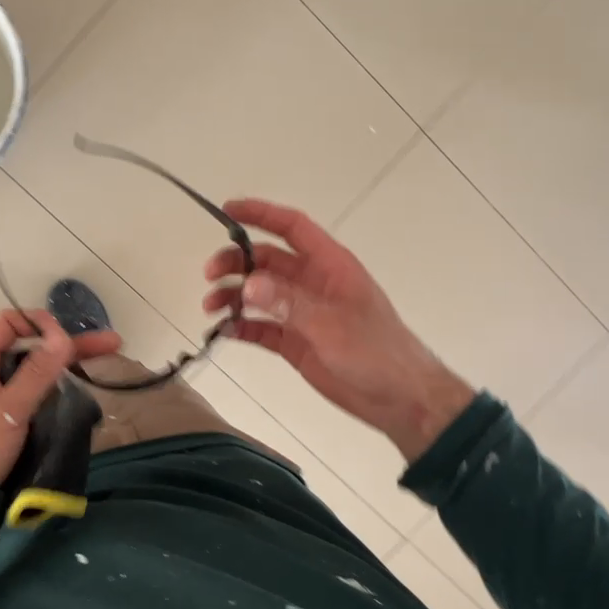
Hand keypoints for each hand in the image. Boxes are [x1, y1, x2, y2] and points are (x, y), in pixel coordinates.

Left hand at [0, 309, 122, 484]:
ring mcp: (2, 394)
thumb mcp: (9, 408)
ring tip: (107, 361)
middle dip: (69, 343)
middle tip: (111, 344)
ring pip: (39, 369)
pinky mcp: (13, 415)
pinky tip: (85, 384)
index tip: (66, 338)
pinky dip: (61, 384)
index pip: (10, 323)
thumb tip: (64, 337)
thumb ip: (36, 373)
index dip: (39, 323)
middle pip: (32, 346)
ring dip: (69, 362)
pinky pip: (39, 390)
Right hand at [203, 199, 473, 461]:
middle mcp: (313, 284)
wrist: (399, 398)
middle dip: (236, 263)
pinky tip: (223, 331)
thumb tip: (247, 283)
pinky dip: (242, 326)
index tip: (227, 210)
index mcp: (330, 266)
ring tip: (210, 308)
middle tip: (209, 276)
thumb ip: (288, 303)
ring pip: (260, 295)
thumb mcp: (330, 324)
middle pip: (267, 261)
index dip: (261, 214)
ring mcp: (303, 314)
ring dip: (234, 297)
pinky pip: (262, 327)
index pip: (292, 228)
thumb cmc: (375, 353)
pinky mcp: (296, 342)